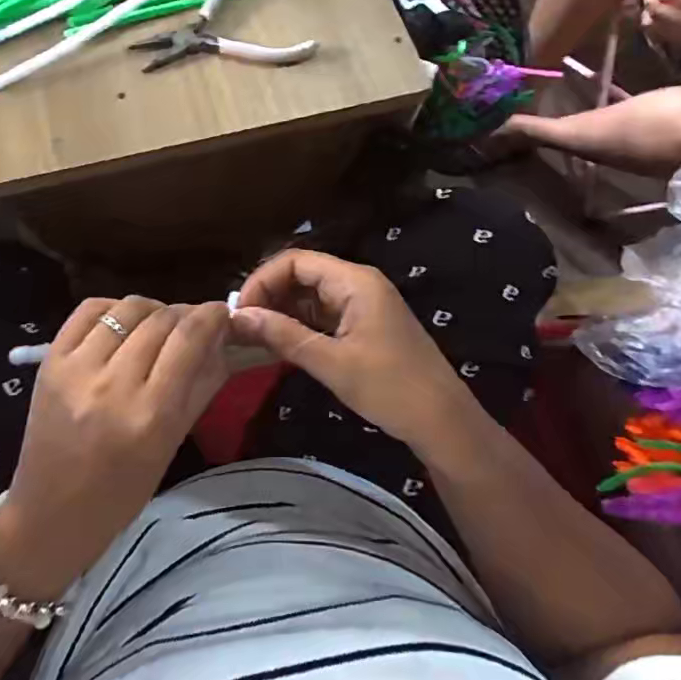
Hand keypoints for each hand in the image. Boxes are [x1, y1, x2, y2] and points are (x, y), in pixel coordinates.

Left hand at [0, 296, 230, 598]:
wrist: (51, 515)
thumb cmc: (122, 491)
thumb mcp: (173, 442)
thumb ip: (203, 385)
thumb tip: (223, 338)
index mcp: (150, 415)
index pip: (189, 339)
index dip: (213, 316)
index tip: (223, 313)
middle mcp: (113, 386)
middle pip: (162, 319)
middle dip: (187, 314)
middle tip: (194, 324)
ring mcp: (76, 370)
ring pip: (128, 308)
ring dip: (153, 310)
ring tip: (158, 326)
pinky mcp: (50, 362)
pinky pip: (89, 310)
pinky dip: (114, 309)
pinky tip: (124, 325)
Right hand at [232, 250, 475, 450]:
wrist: (441, 419)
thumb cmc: (390, 387)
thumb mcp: (332, 362)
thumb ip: (284, 336)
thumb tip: (239, 317)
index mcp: (356, 281)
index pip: (297, 260)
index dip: (263, 279)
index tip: (240, 311)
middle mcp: (359, 283)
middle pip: (303, 274)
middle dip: (269, 295)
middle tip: (242, 327)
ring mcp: (363, 305)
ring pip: (311, 296)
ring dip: (282, 312)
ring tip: (253, 337)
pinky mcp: (364, 325)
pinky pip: (323, 315)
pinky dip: (299, 326)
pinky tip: (278, 344)